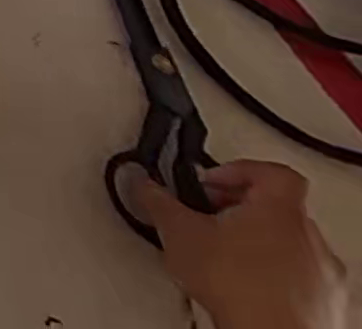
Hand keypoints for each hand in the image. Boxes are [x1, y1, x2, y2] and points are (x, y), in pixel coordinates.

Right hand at [126, 160, 346, 328]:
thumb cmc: (236, 284)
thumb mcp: (175, 227)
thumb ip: (156, 197)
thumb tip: (145, 185)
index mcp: (281, 214)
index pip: (274, 173)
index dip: (237, 168)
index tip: (209, 179)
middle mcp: (313, 242)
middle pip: (277, 206)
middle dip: (234, 204)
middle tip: (202, 210)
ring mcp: (325, 276)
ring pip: (287, 240)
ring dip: (249, 235)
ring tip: (214, 246)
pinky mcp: (327, 303)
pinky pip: (297, 271)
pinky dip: (265, 265)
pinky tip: (235, 276)